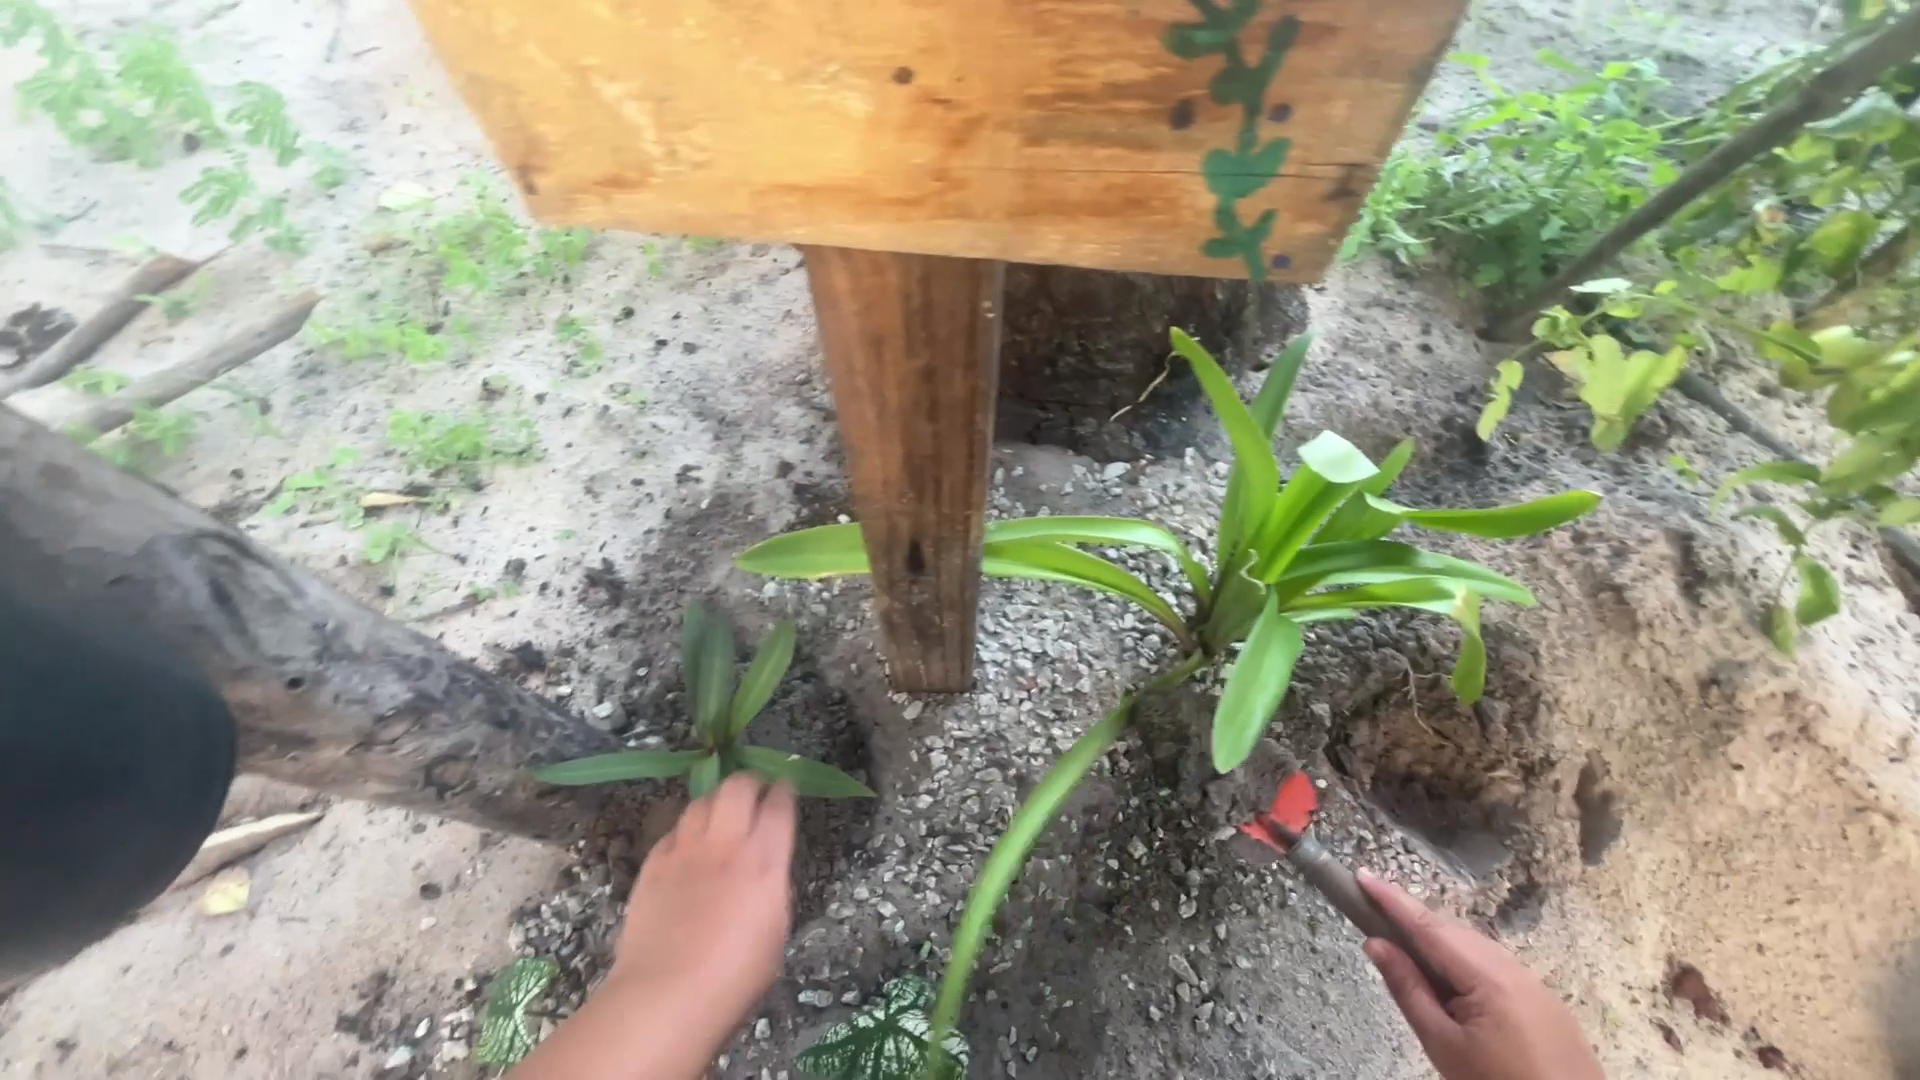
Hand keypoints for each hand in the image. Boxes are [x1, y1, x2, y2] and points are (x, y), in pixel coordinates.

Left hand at [511, 772, 796, 1079]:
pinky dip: (685, 833)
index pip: (779, 804)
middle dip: (750, 782)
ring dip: (715, 804)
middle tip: (754, 795)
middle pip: (737, 786)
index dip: (785, 791)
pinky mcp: (652, 864)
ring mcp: (685, 850)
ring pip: (701, 802)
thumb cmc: (734, 974)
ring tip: (719, 819)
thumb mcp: (776, 928)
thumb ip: (774, 886)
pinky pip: (673, 832)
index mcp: (765, 859)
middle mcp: (726, 843)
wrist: (665, 995)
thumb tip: (768, 870)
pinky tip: (688, 850)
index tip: (786, 789)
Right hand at [1358, 870, 1604, 1079]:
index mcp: (1488, 977)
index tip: (1361, 875)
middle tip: (1373, 918)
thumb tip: (1375, 944)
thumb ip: (1408, 989)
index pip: (1428, 926)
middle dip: (1413, 920)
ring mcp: (1536, 985)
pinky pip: (1495, 966)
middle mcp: (1515, 969)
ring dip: (1438, 942)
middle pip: (1453, 933)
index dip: (1391, 899)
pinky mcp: (1547, 1003)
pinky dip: (1465, 961)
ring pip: (1475, 947)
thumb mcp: (1443, 1044)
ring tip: (1407, 953)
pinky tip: (1451, 982)